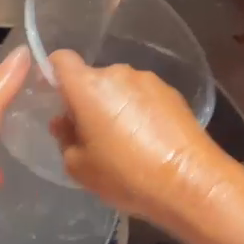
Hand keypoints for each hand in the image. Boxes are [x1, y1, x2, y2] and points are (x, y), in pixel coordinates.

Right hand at [47, 50, 235, 228]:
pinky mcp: (172, 93)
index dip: (52, 73)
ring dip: (115, 106)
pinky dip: (140, 112)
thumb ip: (64, 139)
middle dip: (87, 100)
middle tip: (91, 134)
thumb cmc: (127, 175)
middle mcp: (117, 74)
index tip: (54, 97)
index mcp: (88, 86)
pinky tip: (149, 142)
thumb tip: (65, 122)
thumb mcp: (79, 168)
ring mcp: (148, 80)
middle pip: (92, 78)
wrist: (191, 183)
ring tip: (125, 142)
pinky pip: (144, 97)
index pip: (60, 59)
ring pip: (119, 88)